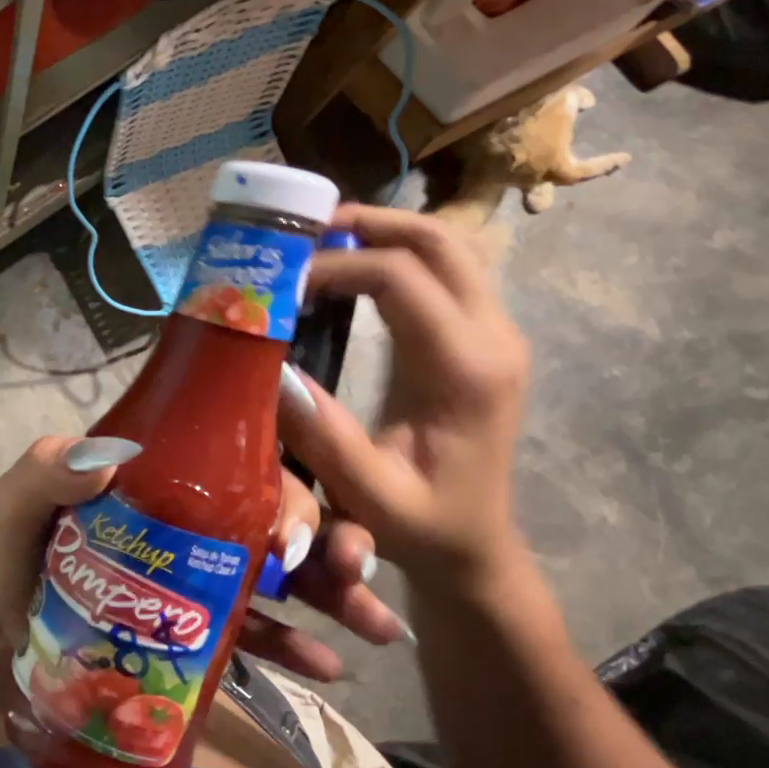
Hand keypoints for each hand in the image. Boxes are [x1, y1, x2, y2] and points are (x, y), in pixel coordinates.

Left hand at [0, 438, 407, 682]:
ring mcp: (196, 573)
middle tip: (350, 574)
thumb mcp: (18, 503)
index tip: (291, 534)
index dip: (280, 489)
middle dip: (326, 541)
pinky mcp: (194, 624)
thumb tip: (106, 457)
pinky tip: (327, 667)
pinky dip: (295, 645)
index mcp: (156, 476)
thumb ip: (45, 473)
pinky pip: (255, 630)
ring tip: (373, 627)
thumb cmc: (10, 551)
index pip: (235, 466)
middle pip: (272, 518)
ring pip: (281, 573)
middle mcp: (186, 518)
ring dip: (334, 594)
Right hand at [279, 204, 531, 591]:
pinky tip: (345, 272)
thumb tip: (274, 369)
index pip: (401, 278)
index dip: (333, 266)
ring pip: (446, 245)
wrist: (474, 543)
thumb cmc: (419, 522)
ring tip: (316, 245)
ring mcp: (494, 333)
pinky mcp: (480, 337)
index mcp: (464, 370)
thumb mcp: (367, 493)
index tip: (277, 285)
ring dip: (381, 232)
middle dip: (365, 224)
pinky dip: (393, 253)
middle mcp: (492, 337)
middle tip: (297, 235)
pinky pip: (443, 269)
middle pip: (438, 240)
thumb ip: (324, 436)